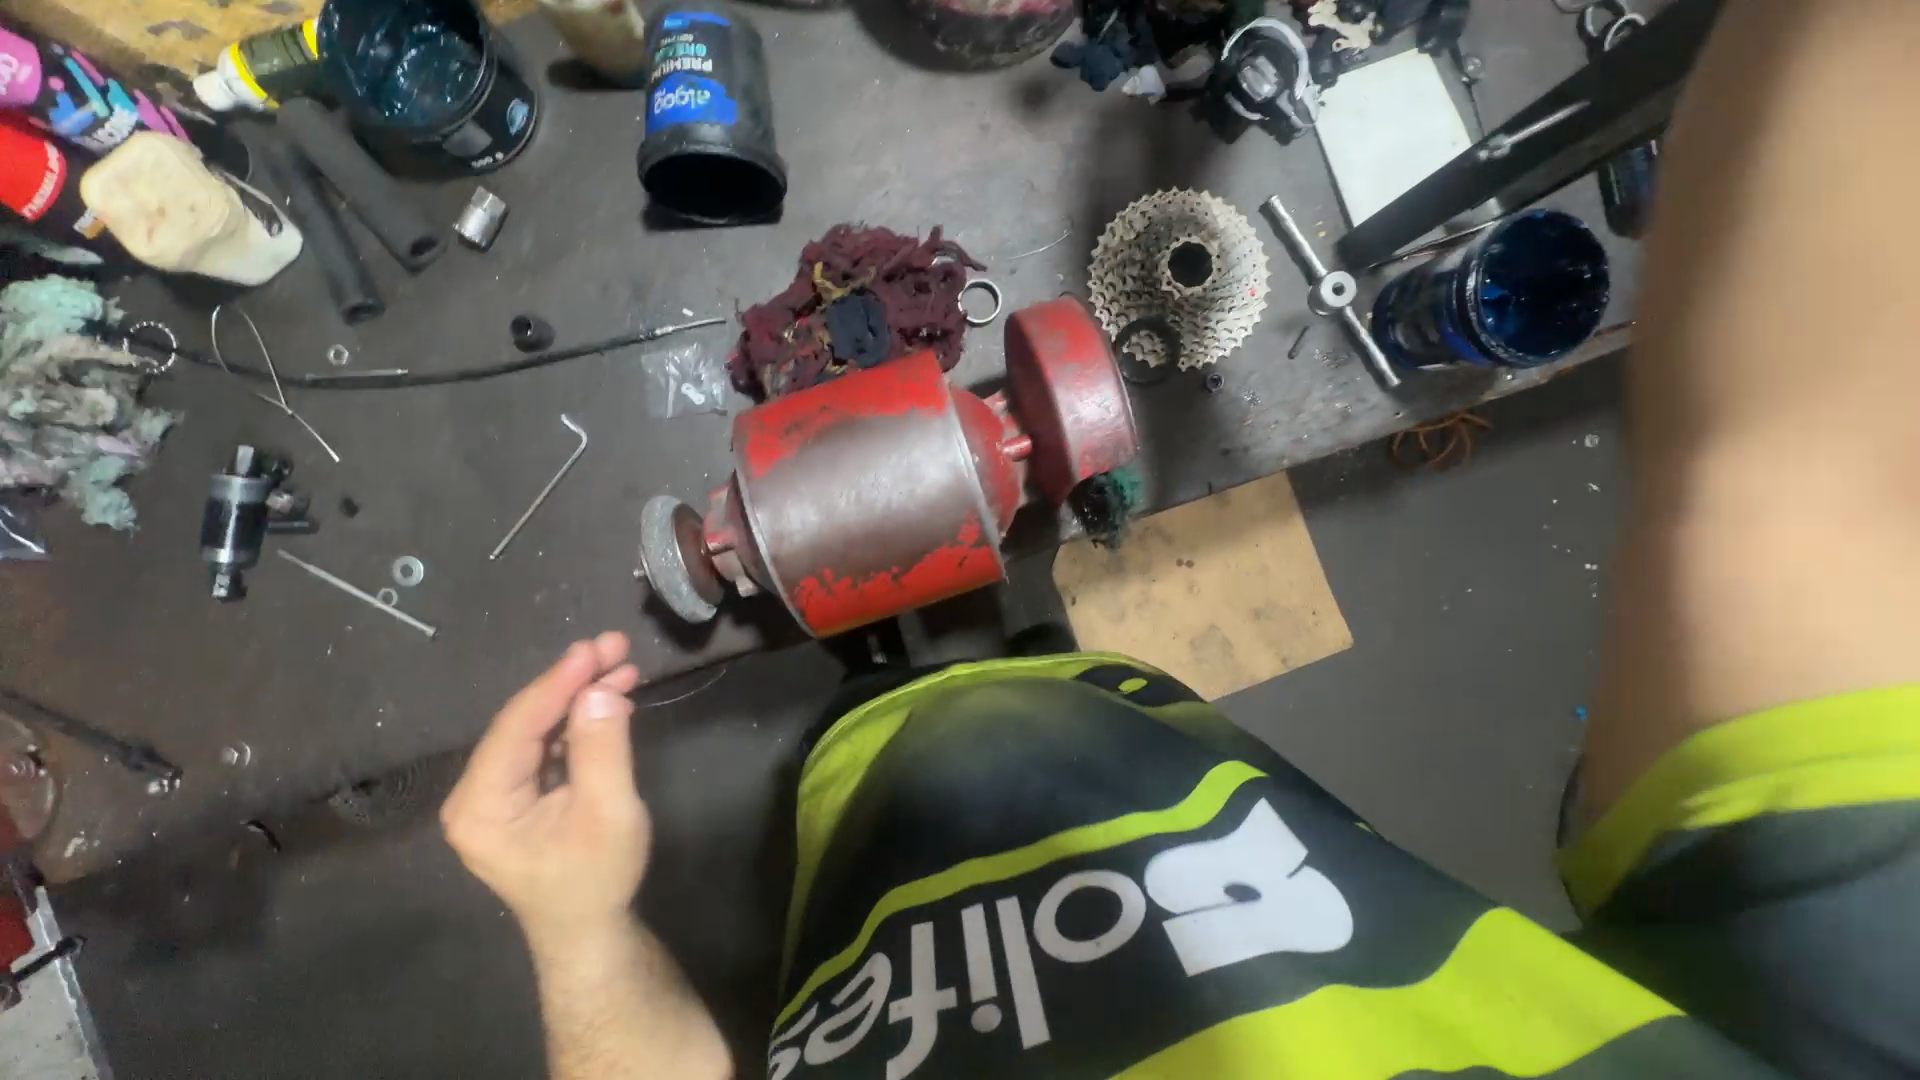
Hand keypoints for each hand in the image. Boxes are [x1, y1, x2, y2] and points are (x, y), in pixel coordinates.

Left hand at [442, 632, 646, 945]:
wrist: (590, 930)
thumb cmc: (597, 877)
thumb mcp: (608, 813)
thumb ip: (602, 750)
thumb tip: (601, 690)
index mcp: (481, 806)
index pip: (518, 726)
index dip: (558, 683)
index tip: (595, 647)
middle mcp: (477, 794)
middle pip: (525, 721)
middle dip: (572, 682)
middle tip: (615, 647)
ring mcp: (496, 795)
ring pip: (538, 728)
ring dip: (580, 696)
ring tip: (622, 666)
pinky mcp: (519, 795)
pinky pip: (546, 745)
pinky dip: (579, 720)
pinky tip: (610, 699)